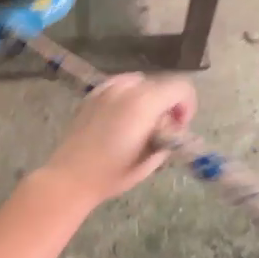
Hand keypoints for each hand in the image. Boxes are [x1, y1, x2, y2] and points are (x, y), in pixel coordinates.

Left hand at [40, 73, 196, 203]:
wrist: (71, 176)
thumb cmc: (113, 173)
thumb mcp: (150, 160)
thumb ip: (167, 136)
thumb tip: (171, 127)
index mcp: (145, 103)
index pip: (181, 88)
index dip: (187, 106)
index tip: (179, 127)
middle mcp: (126, 88)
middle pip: (161, 83)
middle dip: (168, 103)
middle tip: (161, 130)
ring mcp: (106, 88)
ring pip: (140, 81)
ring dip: (148, 97)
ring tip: (140, 123)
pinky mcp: (92, 94)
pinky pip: (119, 85)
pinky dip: (128, 95)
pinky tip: (121, 118)